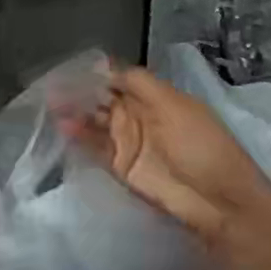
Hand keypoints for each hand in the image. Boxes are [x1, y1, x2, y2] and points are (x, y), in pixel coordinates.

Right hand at [65, 68, 270, 247]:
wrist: (220, 204)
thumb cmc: (202, 147)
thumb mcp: (175, 106)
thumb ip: (138, 83)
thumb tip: (102, 66)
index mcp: (154, 99)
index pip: (117, 78)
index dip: (94, 72)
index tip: (69, 67)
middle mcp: (137, 116)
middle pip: (99, 97)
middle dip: (76, 90)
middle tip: (50, 84)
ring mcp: (127, 140)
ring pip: (91, 118)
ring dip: (72, 110)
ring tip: (50, 104)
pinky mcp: (117, 163)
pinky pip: (91, 144)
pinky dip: (75, 134)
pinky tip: (61, 126)